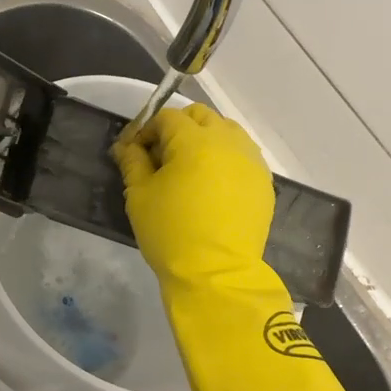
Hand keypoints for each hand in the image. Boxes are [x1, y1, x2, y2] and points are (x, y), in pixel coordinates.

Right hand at [111, 104, 277, 293]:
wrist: (215, 273)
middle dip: (178, 127)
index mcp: (194, 141)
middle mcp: (228, 141)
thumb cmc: (170, 232)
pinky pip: (242, 155)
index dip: (146, 129)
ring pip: (226, 132)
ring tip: (188, 168)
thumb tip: (127, 146)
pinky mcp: (262, 182)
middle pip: (201, 116)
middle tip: (161, 156)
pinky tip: (211, 185)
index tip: (134, 151)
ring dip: (205, 139)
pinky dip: (224, 158)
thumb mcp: (139, 196)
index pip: (167, 117)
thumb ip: (132, 162)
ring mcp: (251, 161)